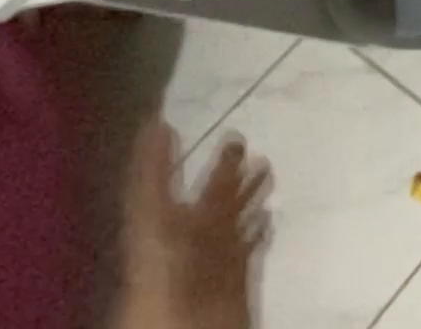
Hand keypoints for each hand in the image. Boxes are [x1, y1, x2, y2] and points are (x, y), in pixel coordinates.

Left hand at [116, 117, 270, 328]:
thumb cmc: (172, 299)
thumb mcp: (172, 253)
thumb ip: (193, 215)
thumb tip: (214, 165)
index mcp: (160, 234)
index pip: (151, 189)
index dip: (151, 158)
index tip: (159, 121)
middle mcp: (183, 242)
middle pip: (200, 198)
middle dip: (216, 167)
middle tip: (236, 133)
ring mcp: (209, 259)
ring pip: (226, 216)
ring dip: (243, 189)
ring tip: (267, 162)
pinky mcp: (232, 275)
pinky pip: (244, 243)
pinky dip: (256, 225)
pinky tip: (269, 212)